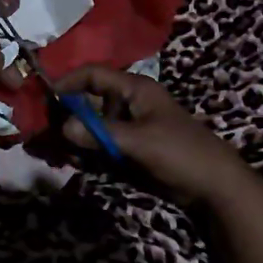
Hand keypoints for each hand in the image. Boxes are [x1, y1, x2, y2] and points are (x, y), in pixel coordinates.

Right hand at [53, 65, 245, 206]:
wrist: (216, 188)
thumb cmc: (182, 153)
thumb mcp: (140, 141)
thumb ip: (101, 133)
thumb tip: (62, 127)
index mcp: (135, 89)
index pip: (94, 74)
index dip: (69, 82)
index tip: (47, 97)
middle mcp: (129, 103)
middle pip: (89, 100)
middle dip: (67, 115)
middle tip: (46, 131)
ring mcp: (129, 126)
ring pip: (92, 125)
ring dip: (74, 136)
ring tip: (56, 151)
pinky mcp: (130, 148)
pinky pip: (101, 144)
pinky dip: (86, 151)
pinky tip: (74, 162)